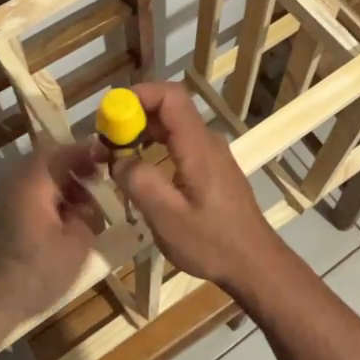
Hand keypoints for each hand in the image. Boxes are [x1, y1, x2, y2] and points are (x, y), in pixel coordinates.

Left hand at [0, 142, 98, 351]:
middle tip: (99, 178)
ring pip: (41, 178)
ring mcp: (9, 201)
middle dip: (76, 165)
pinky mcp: (6, 218)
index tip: (108, 156)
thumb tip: (86, 205)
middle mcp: (18, 184)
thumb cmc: (38, 271)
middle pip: (49, 160)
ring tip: (86, 205)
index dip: (86, 150)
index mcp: (34, 184)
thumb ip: (87, 214)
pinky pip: (34, 194)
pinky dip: (53, 198)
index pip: (62, 151)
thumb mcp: (77, 243)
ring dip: (65, 183)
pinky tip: (68, 220)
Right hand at [109, 82, 285, 292]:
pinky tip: (141, 170)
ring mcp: (212, 155)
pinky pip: (180, 144)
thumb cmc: (212, 242)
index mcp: (198, 146)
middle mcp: (207, 141)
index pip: (170, 96)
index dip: (138, 95)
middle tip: (105, 140)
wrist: (255, 264)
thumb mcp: (167, 217)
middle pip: (169, 108)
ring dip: (143, 132)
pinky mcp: (212, 170)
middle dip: (133, 116)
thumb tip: (118, 158)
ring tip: (116, 155)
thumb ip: (139, 182)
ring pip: (173, 126)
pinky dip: (156, 146)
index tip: (109, 116)